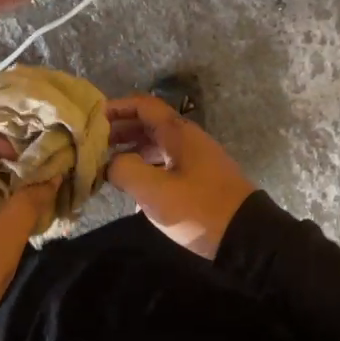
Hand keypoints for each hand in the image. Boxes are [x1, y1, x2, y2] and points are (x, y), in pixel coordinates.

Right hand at [106, 95, 256, 258]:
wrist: (246, 235)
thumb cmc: (199, 209)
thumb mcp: (156, 192)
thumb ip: (127, 171)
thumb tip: (111, 162)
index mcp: (178, 132)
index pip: (144, 105)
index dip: (118, 107)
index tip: (93, 119)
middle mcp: (187, 138)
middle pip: (149, 124)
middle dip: (121, 130)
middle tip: (94, 145)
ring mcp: (195, 158)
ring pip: (157, 144)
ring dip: (132, 150)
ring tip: (107, 166)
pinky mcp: (199, 178)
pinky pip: (166, 162)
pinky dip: (147, 167)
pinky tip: (132, 188)